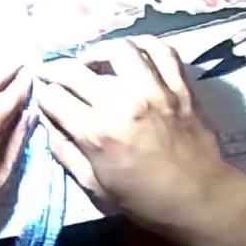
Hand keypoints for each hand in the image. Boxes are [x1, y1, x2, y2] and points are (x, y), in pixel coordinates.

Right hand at [37, 37, 245, 245]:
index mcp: (98, 133)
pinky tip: (131, 52)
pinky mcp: (180, 86)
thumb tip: (47, 122)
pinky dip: (143, 45)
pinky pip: (161, 51)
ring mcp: (155, 90)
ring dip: (97, 51)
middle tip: (51, 72)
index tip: (46, 99)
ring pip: (118, 50)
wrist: (201, 199)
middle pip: (76, 70)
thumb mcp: (95, 187)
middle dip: (55, 70)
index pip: (55, 98)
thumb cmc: (145, 200)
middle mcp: (123, 103)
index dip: (44, 97)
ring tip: (91, 60)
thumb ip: (66, 152)